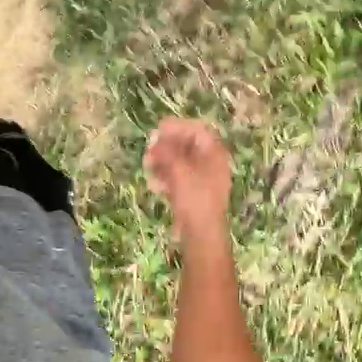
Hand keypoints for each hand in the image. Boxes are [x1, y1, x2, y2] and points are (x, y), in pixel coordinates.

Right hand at [144, 118, 233, 243]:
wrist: (201, 234)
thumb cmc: (195, 198)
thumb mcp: (179, 170)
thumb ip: (167, 151)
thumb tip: (155, 137)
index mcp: (215, 154)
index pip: (197, 131)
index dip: (177, 128)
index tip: (158, 129)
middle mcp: (212, 164)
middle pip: (188, 147)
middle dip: (166, 147)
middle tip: (148, 149)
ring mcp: (204, 181)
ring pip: (181, 165)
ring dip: (163, 163)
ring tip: (147, 166)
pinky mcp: (194, 196)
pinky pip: (180, 180)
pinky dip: (167, 178)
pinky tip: (154, 184)